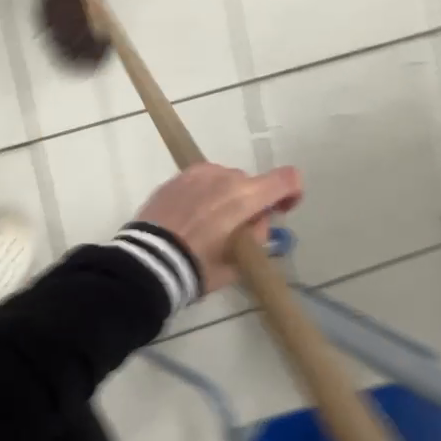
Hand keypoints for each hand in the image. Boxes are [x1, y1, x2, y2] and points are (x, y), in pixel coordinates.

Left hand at [134, 163, 302, 293]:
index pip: (286, 179)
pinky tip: (192, 216)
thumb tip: (256, 222)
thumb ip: (256, 236)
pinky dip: (203, 194)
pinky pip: (200, 181)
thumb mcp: (239, 261)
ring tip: (211, 223)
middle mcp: (222, 177)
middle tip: (239, 229)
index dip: (291, 192)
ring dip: (226, 195)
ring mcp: (195, 174)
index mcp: (244, 197)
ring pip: (224, 179)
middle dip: (251, 201)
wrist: (149, 260)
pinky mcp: (174, 179)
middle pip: (250, 182)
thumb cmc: (199, 265)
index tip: (283, 209)